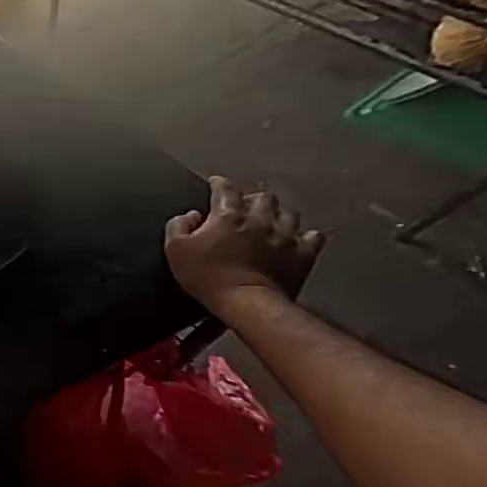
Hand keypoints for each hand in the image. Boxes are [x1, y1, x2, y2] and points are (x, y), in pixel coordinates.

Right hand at [165, 176, 324, 310]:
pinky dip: (303, 237)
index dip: (218, 184)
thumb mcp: (175, 250)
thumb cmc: (207, 276)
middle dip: (253, 199)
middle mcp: (260, 217)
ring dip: (278, 216)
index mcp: (229, 214)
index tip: (215, 184)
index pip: (225, 188)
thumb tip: (190, 215)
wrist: (245, 302)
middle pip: (262, 197)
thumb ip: (178, 226)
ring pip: (288, 213)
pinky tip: (295, 241)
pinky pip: (311, 237)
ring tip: (270, 222)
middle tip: (245, 208)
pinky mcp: (303, 253)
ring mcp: (285, 234)